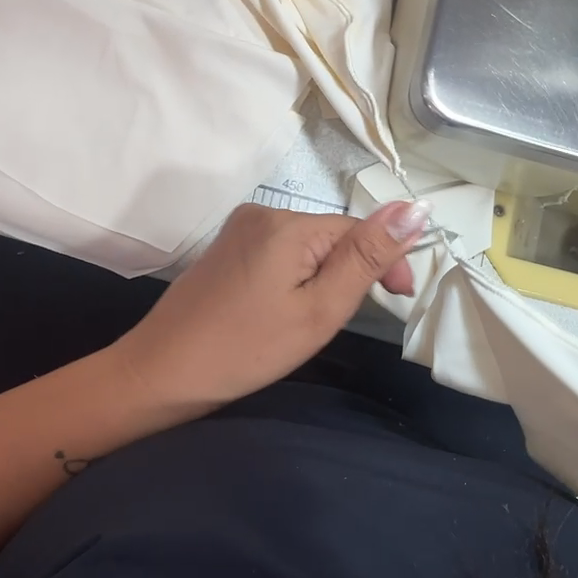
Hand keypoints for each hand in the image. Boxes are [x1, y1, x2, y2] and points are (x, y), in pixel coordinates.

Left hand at [113, 201, 428, 401]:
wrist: (162, 371)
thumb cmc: (246, 349)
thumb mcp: (319, 309)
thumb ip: (367, 258)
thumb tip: (415, 206)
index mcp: (286, 222)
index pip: (357, 229)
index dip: (383, 262)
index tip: (398, 301)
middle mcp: (260, 212)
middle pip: (329, 236)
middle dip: (348, 273)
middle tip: (334, 322)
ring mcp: (237, 229)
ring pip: (304, 247)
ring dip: (320, 277)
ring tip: (304, 321)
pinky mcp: (223, 249)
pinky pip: (276, 254)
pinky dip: (291, 278)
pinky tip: (279, 311)